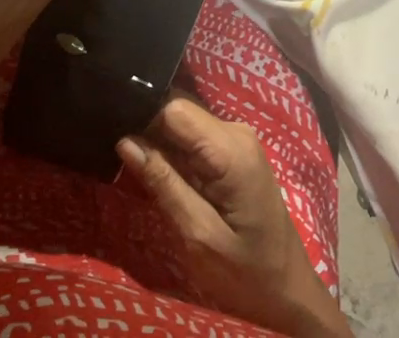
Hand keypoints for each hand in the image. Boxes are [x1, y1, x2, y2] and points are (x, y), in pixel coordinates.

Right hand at [118, 97, 349, 337]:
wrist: (288, 290)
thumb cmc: (246, 272)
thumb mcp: (199, 236)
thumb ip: (164, 184)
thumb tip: (125, 140)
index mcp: (231, 150)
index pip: (174, 107)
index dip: (141, 114)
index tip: (111, 131)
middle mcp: (236, 132)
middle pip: (178, 108)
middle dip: (145, 124)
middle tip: (115, 150)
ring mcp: (236, 139)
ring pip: (183, 119)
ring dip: (156, 136)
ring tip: (129, 158)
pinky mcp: (232, 150)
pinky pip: (193, 135)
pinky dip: (171, 147)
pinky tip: (154, 165)